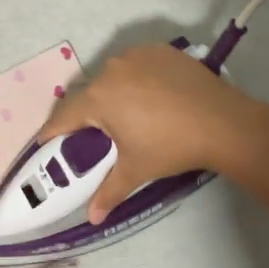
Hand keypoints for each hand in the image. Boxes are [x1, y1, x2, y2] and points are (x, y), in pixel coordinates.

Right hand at [36, 43, 268, 221]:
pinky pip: (137, 65)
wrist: (222, 121)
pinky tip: (151, 97)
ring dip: (113, 94)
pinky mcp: (159, 50)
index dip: (52, 131)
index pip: (64, 116)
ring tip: (127, 117)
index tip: (46, 142)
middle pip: (89, 94)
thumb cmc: (171, 146)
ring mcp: (137, 55)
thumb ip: (108, 191)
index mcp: (99, 98)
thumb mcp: (136, 169)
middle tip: (94, 137)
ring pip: (113, 76)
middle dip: (87, 115)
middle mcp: (111, 70)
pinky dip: (137, 79)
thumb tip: (92, 217)